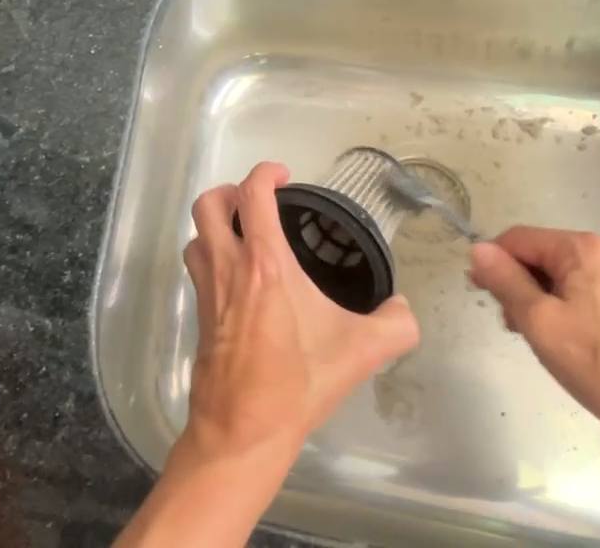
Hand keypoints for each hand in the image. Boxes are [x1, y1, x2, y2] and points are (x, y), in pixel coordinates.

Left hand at [180, 161, 420, 466]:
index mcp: (264, 262)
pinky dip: (212, 256)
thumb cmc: (298, 381)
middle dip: (228, 190)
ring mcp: (207, 290)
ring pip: (196, 236)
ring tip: (244, 233)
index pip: (252, 194)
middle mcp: (228, 266)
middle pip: (208, 204)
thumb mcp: (361, 351)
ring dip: (215, 225)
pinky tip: (239, 277)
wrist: (244, 427)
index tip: (283, 175)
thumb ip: (395, 325)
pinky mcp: (199, 314)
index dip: (265, 172)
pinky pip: (197, 268)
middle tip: (256, 200)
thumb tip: (403, 309)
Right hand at [468, 225, 599, 446]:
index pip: (519, 239)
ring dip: (547, 299)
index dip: (493, 264)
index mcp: (585, 248)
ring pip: (570, 276)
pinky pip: (596, 291)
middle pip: (546, 255)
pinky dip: (575, 308)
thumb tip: (478, 248)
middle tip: (516, 327)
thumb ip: (505, 281)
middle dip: (522, 284)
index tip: (485, 298)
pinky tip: (577, 343)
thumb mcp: (539, 322)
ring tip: (547, 341)